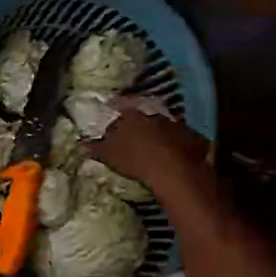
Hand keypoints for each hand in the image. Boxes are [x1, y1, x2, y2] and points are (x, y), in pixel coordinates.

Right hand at [86, 96, 210, 188]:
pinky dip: (176, 145)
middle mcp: (155, 114)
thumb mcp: (108, 155)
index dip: (115, 106)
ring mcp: (176, 125)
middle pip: (144, 115)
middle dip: (139, 123)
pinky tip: (173, 156)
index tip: (110, 106)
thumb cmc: (135, 160)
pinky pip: (182, 139)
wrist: (174, 171)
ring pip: (164, 126)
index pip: (121, 104)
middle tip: (132, 133)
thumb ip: (95, 147)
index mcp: (132, 115)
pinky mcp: (194, 139)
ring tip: (153, 147)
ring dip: (159, 133)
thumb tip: (81, 143)